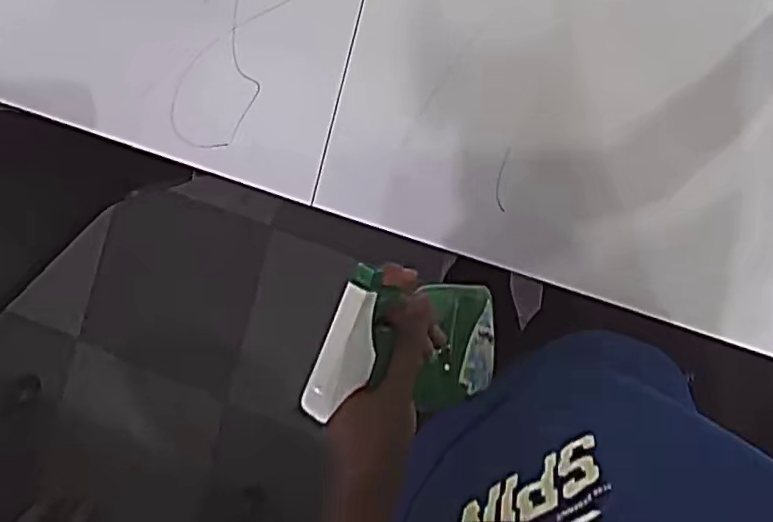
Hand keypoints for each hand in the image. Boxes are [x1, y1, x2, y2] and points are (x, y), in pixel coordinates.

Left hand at [325, 266, 440, 500]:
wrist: (369, 495)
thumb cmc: (374, 451)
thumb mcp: (396, 391)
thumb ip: (409, 344)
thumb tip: (419, 303)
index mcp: (339, 361)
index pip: (358, 307)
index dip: (384, 286)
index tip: (409, 278)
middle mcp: (343, 363)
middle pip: (374, 316)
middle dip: (407, 309)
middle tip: (431, 315)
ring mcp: (356, 374)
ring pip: (385, 332)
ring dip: (413, 329)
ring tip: (434, 340)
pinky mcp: (370, 385)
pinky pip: (390, 349)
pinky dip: (410, 345)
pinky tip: (427, 353)